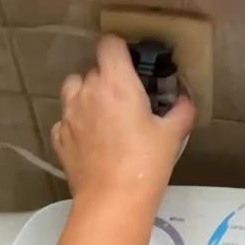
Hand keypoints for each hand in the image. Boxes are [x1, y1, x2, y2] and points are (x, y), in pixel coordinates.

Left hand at [53, 35, 194, 206]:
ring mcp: (69, 114)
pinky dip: (76, 123)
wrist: (113, 200)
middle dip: (108, 79)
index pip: (109, 44)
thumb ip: (181, 111)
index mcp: (116, 82)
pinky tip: (91, 139)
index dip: (119, 49)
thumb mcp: (173, 135)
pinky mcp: (60, 137)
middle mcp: (87, 91)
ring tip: (103, 114)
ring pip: (73, 89)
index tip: (131, 64)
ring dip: (86, 95)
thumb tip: (184, 100)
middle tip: (126, 100)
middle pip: (93, 69)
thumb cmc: (145, 163)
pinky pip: (65, 119)